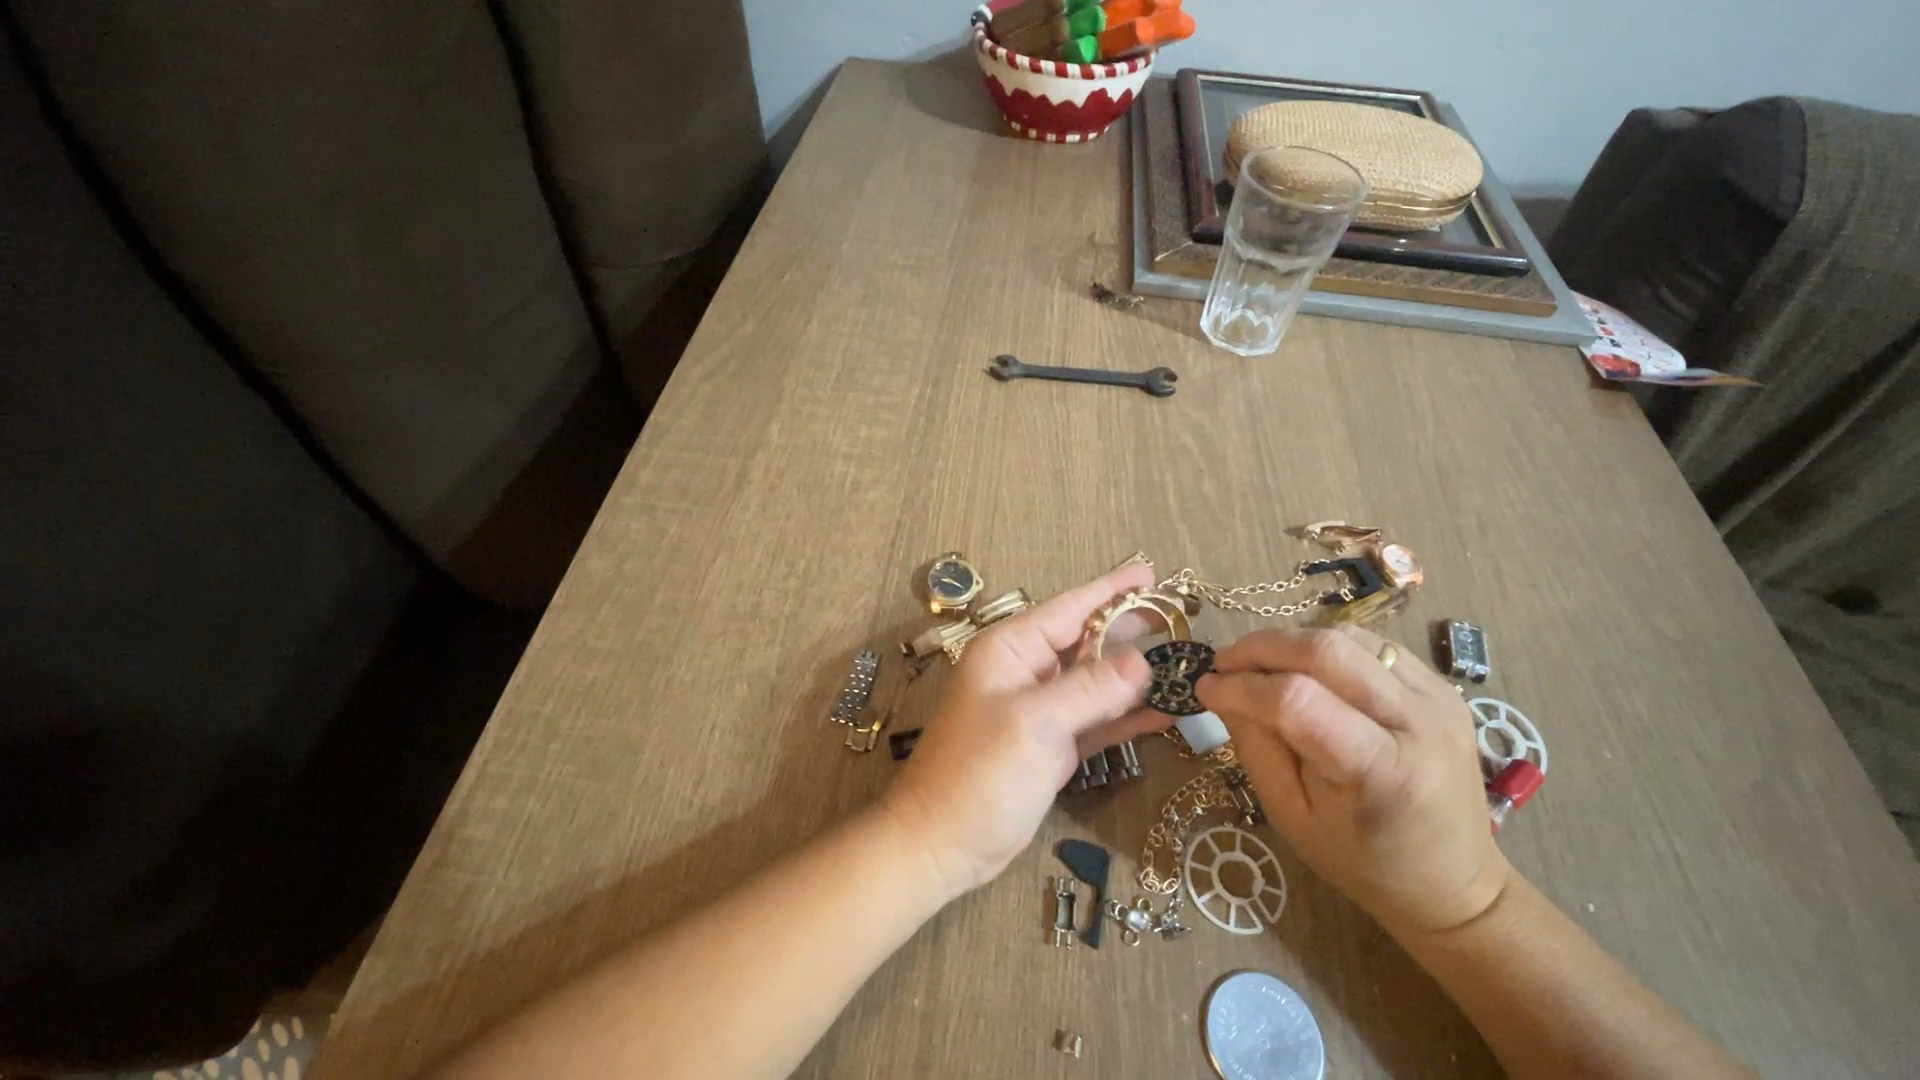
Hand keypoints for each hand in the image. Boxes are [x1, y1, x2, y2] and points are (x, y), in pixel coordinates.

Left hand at [879, 562, 1168, 897]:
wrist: (943, 842)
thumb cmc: (978, 774)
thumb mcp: (1034, 724)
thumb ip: (1090, 689)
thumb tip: (1142, 661)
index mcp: (1011, 650)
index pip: (1069, 608)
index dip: (1111, 590)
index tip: (1150, 572)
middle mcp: (1026, 671)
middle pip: (1086, 639)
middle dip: (1130, 628)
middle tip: (1179, 617)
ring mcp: (1041, 709)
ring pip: (1096, 680)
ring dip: (1134, 672)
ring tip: (1181, 657)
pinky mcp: (1053, 745)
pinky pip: (1097, 720)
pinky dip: (1127, 716)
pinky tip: (1164, 711)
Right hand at [1196, 624, 1510, 935]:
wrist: (1451, 879)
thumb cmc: (1361, 861)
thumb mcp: (1291, 816)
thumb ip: (1255, 746)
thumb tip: (1218, 688)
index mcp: (1383, 771)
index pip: (1298, 701)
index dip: (1242, 687)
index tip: (1204, 687)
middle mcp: (1419, 722)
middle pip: (1327, 650)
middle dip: (1261, 647)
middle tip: (1224, 664)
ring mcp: (1437, 697)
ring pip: (1347, 636)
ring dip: (1291, 642)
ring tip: (1258, 665)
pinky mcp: (1440, 686)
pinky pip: (1369, 644)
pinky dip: (1323, 647)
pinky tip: (1301, 669)